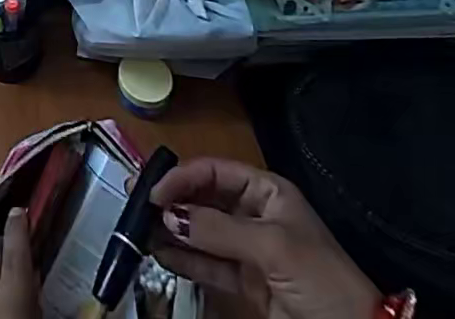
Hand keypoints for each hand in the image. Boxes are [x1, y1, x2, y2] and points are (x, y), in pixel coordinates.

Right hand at [151, 158, 379, 318]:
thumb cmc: (320, 278)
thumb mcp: (272, 246)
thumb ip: (218, 228)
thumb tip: (169, 214)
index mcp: (266, 191)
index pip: (214, 171)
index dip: (183, 177)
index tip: (153, 191)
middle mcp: (253, 212)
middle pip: (204, 198)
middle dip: (172, 200)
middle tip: (135, 201)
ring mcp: (247, 248)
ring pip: (201, 231)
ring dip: (172, 230)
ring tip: (139, 228)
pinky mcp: (245, 281)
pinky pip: (207, 263)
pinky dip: (183, 258)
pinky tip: (159, 253)